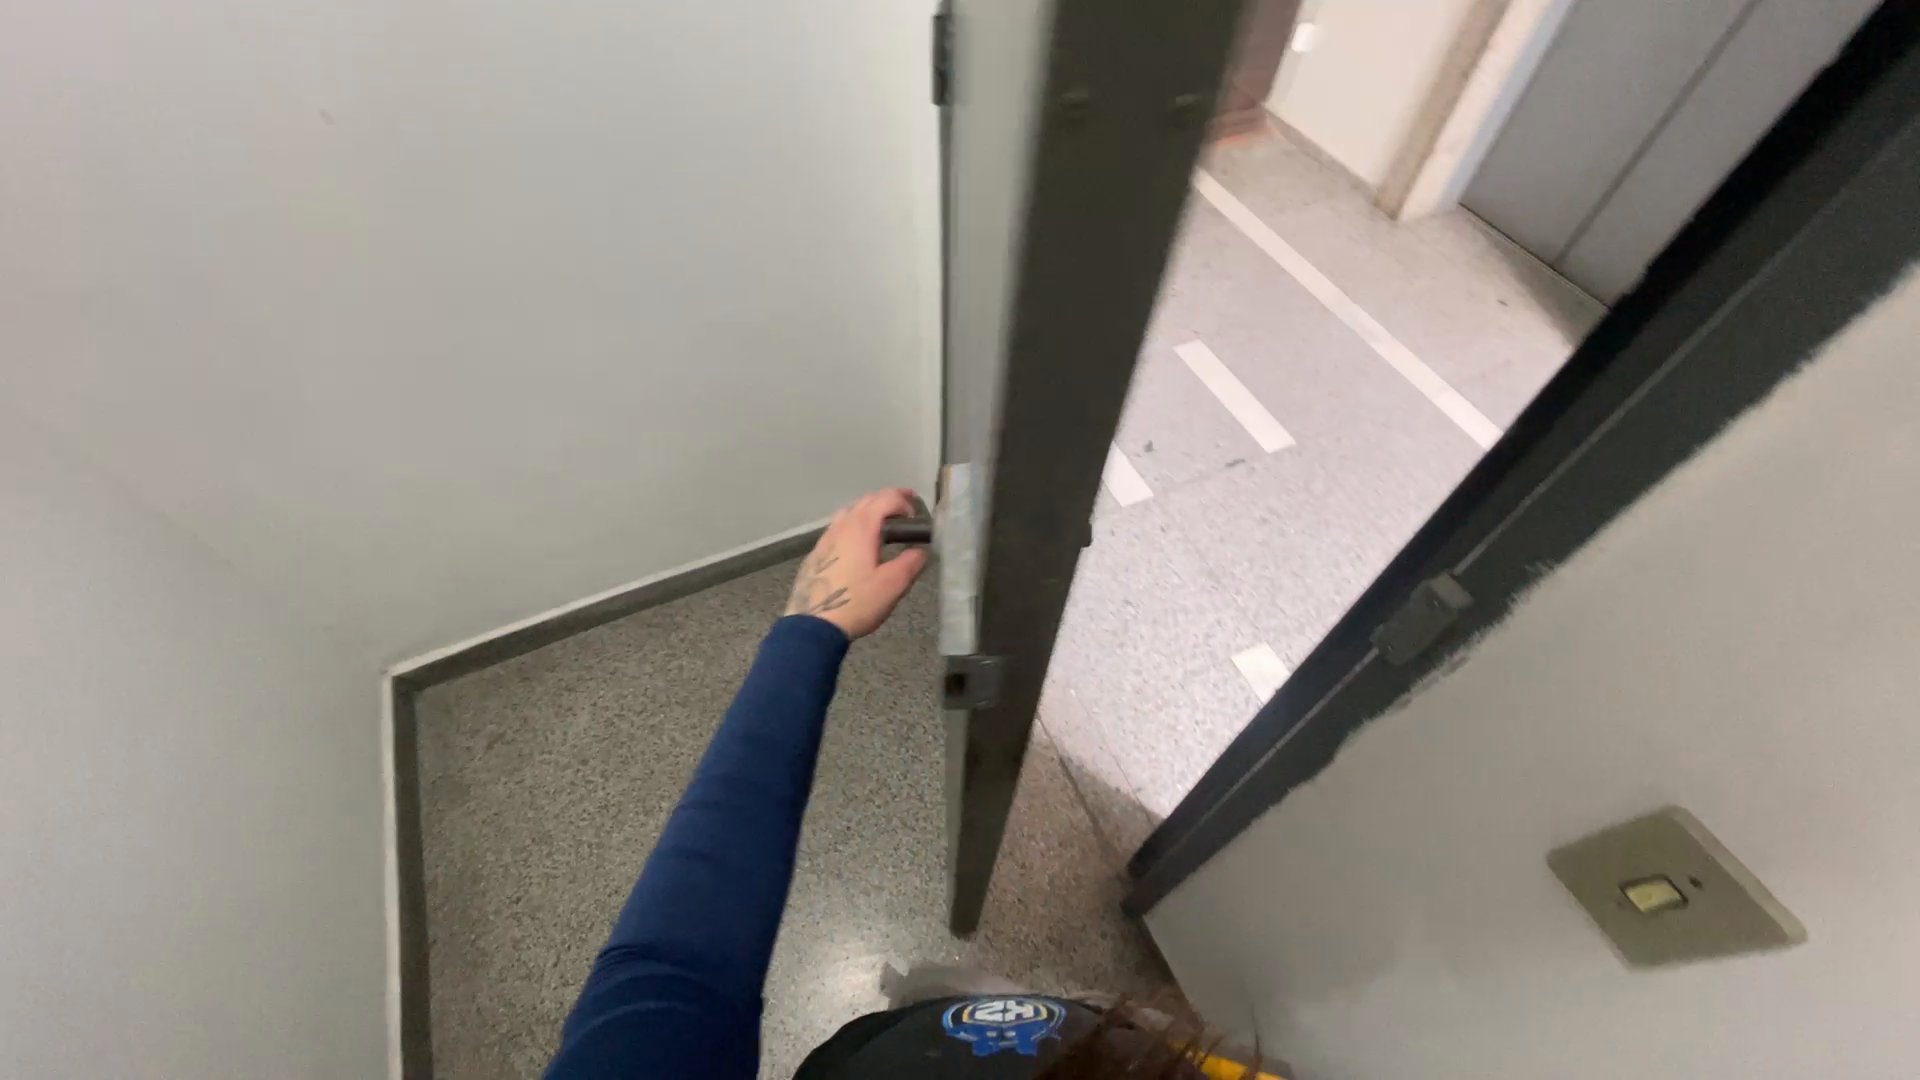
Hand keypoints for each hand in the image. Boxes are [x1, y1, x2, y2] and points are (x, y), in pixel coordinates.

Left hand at [784, 489, 929, 638]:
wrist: (813, 624)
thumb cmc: (857, 602)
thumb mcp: (893, 585)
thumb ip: (911, 563)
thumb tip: (921, 550)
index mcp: (861, 527)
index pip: (885, 499)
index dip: (904, 501)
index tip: (916, 515)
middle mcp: (841, 525)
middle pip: (866, 500)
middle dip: (888, 498)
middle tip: (906, 504)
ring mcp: (826, 538)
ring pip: (849, 511)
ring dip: (869, 508)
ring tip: (883, 519)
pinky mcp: (817, 553)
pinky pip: (838, 526)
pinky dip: (854, 522)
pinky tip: (858, 540)